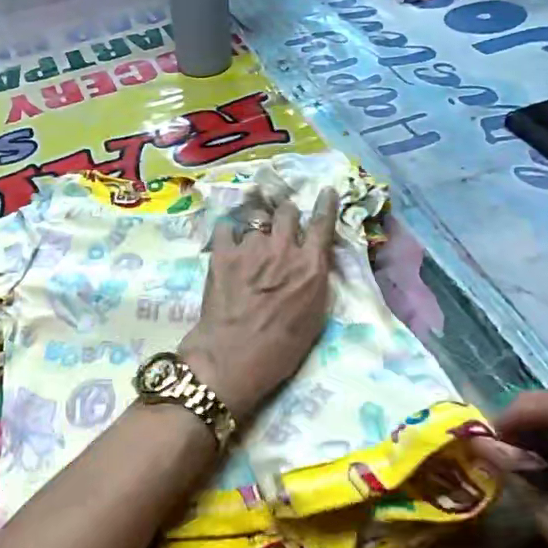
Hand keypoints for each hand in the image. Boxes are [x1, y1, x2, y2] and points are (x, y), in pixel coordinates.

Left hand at [181, 190, 337, 417]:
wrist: (234, 355)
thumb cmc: (280, 348)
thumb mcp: (314, 315)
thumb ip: (314, 280)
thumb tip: (311, 262)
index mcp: (310, 265)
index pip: (323, 223)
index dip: (325, 204)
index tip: (326, 192)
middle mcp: (283, 248)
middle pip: (287, 212)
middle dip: (286, 216)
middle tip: (280, 227)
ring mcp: (250, 247)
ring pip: (256, 220)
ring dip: (256, 229)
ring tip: (250, 243)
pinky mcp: (222, 252)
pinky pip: (225, 228)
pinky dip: (228, 234)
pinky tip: (227, 244)